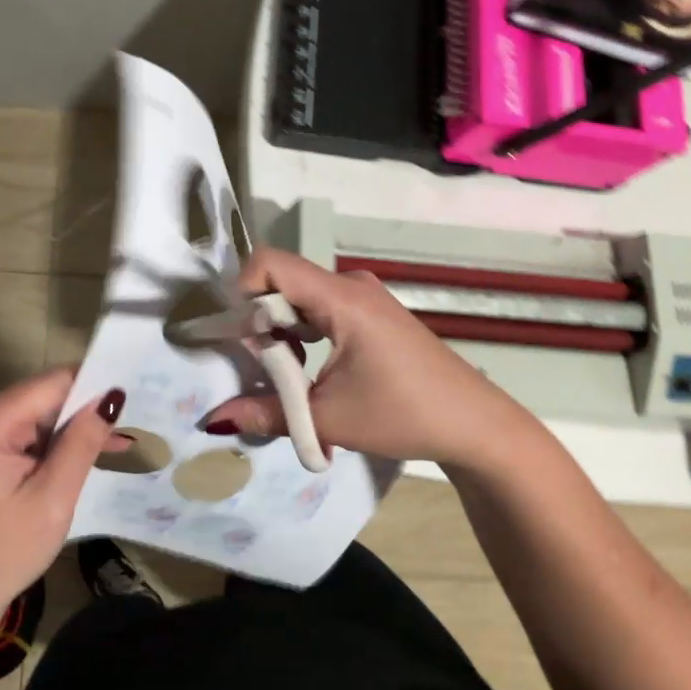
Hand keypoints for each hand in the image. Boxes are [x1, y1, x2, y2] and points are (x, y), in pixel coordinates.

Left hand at [0, 367, 126, 637]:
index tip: (141, 387)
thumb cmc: (7, 550)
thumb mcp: (52, 498)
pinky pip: (38, 434)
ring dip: (84, 424)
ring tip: (134, 430)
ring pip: (48, 414)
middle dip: (93, 403)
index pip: (54, 382)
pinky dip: (67, 441)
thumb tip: (112, 398)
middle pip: (50, 394)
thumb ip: (81, 443)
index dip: (96, 382)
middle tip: (145, 409)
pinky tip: (105, 448)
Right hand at [201, 248, 543, 468]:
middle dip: (261, 322)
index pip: (269, 263)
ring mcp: (366, 297)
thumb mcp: (328, 419)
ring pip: (300, 296)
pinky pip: (320, 307)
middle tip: (265, 370)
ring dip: (282, 331)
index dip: (243, 294)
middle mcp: (352, 286)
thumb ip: (265, 414)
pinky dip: (303, 332)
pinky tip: (312, 370)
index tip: (245, 341)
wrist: (476, 426)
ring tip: (289, 376)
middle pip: (282, 281)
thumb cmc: (404, 416)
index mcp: (342, 299)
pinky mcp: (373, 313)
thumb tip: (214, 419)